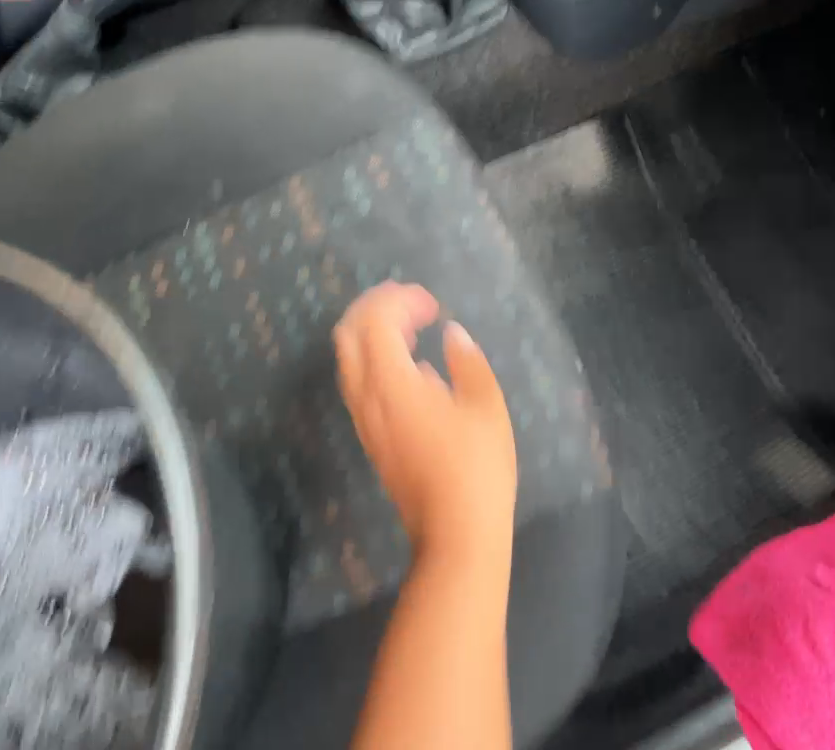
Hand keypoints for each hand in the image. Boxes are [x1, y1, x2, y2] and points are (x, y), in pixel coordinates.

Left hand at [334, 283, 517, 562]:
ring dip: (372, 333)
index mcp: (391, 382)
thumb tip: (452, 335)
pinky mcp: (371, 438)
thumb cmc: (476, 467)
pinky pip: (359, 383)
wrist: (456, 534)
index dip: (400, 301)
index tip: (433, 304)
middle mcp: (366, 397)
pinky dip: (375, 359)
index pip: (376, 321)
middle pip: (349, 334)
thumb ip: (466, 361)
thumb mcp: (485, 405)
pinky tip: (412, 367)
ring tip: (411, 327)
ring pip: (349, 360)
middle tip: (412, 303)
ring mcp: (365, 420)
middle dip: (375, 307)